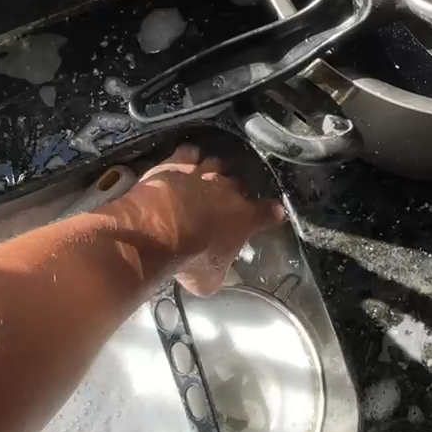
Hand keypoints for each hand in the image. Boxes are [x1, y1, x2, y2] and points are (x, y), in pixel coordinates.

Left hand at [114, 144, 285, 294]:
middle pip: (241, 183)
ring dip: (215, 169)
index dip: (272, 213)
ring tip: (208, 176)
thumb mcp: (209, 279)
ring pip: (218, 162)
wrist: (157, 231)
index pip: (269, 212)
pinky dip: (189, 157)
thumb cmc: (189, 259)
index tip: (274, 213)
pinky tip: (185, 161)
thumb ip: (219, 271)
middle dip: (238, 190)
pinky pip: (189, 153)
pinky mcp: (178, 163)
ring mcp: (204, 172)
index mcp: (245, 218)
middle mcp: (229, 190)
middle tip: (228, 199)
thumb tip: (214, 275)